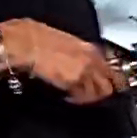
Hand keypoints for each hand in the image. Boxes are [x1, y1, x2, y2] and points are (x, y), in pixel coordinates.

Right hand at [0, 19, 125, 104]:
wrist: (25, 43)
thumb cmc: (35, 37)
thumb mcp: (63, 40)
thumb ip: (77, 52)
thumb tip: (79, 61)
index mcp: (89, 48)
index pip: (110, 68)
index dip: (111, 80)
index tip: (110, 86)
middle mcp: (91, 60)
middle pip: (109, 84)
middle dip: (103, 92)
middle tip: (95, 97)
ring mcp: (84, 72)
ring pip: (98, 93)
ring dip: (89, 97)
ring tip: (79, 97)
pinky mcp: (74, 83)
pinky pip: (82, 97)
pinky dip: (77, 100)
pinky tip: (69, 98)